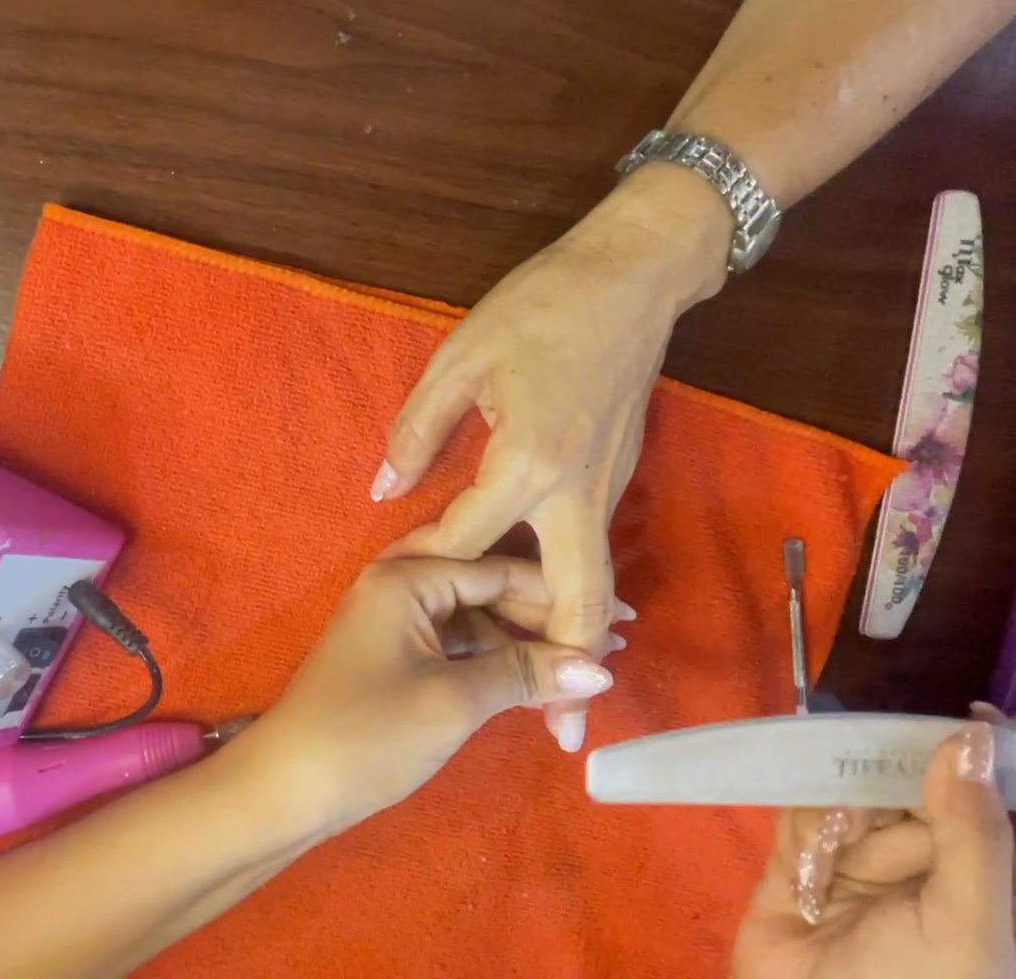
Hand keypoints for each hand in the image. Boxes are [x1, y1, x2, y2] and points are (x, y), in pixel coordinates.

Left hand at [227, 555, 613, 836]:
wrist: (287, 785)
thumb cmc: (368, 735)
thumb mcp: (452, 701)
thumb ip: (524, 673)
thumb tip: (599, 666)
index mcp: (406, 576)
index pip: (500, 571)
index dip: (561, 599)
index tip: (622, 623)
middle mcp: (398, 580)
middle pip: (488, 587)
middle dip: (544, 618)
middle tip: (612, 645)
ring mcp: (393, 614)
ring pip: (474, 616)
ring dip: (521, 643)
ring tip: (580, 671)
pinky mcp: (393, 647)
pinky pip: (455, 638)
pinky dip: (491, 658)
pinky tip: (531, 679)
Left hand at [374, 166, 731, 751]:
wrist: (632, 275)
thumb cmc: (537, 310)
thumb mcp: (459, 360)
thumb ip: (417, 432)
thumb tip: (383, 489)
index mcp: (527, 463)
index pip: (470, 543)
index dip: (435, 569)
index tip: (411, 606)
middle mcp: (576, 493)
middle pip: (577, 601)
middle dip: (570, 672)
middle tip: (566, 739)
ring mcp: (606, 488)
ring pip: (594, 581)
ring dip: (579, 639)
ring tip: (562, 694)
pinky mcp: (618, 477)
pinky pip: (594, 549)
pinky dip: (578, 591)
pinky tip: (549, 607)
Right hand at [731, 707, 1015, 978]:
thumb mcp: (967, 933)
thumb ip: (973, 835)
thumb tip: (973, 738)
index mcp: (1012, 899)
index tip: (984, 714)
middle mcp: (945, 870)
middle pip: (939, 791)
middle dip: (911, 781)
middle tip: (889, 781)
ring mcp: (872, 859)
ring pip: (868, 792)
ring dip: (852, 807)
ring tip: (842, 844)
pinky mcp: (807, 852)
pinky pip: (809, 808)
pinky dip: (808, 819)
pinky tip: (810, 859)